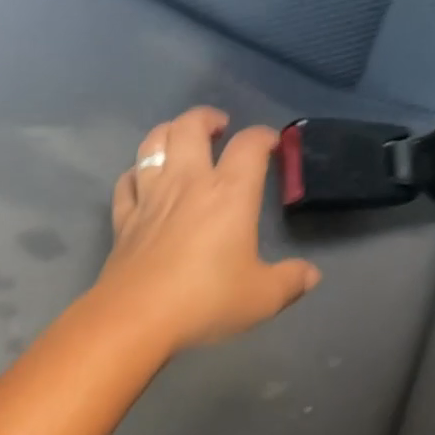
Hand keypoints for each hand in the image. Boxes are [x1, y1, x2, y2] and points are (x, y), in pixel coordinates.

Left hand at [92, 106, 319, 351]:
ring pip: (153, 144)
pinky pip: (126, 181)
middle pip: (190, 127)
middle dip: (206, 118)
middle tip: (218, 128)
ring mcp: (150, 197)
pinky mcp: (124, 218)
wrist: (138, 316)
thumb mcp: (262, 297)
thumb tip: (311, 275)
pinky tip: (142, 179)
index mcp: (229, 193)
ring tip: (179, 139)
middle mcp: (187, 183)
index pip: (249, 146)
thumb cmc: (207, 301)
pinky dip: (136, 173)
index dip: (263, 137)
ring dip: (168, 132)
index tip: (270, 143)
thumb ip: (290, 281)